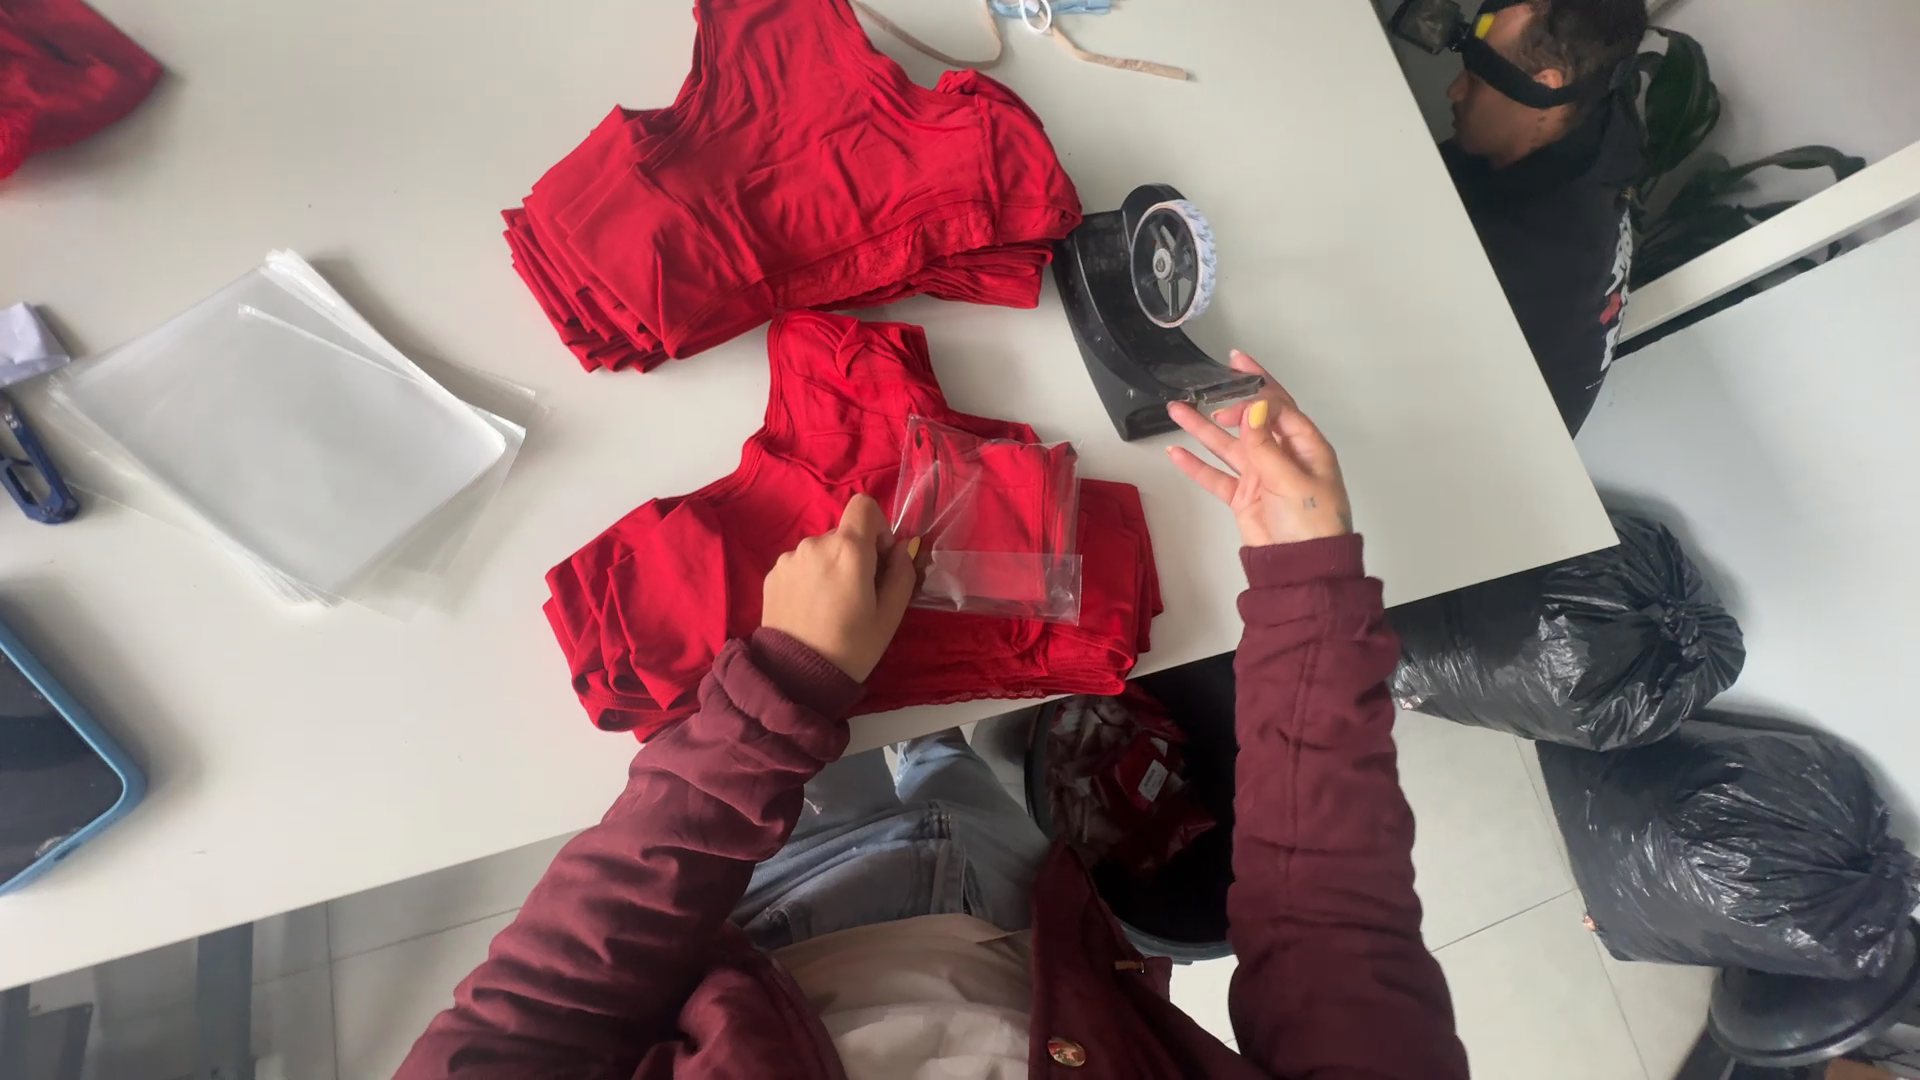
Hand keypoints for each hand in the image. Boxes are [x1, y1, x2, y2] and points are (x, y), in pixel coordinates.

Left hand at [761, 494, 918, 681]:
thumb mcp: (891, 614)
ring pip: (821, 550)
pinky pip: (801, 564)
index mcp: (848, 549)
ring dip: (831, 566)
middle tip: (858, 594)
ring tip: (831, 605)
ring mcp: (789, 558)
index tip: (879, 557)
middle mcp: (815, 543)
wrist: (797, 677)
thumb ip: (902, 572)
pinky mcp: (772, 574)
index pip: (864, 506)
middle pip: (844, 534)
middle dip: (856, 554)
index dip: (877, 526)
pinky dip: (810, 578)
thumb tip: (899, 549)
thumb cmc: (853, 646)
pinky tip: (810, 609)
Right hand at [1166, 350, 1352, 546]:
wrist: (1301, 567)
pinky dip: (1196, 466)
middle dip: (1229, 400)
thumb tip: (1252, 407)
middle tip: (1205, 384)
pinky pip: (1215, 476)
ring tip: (1176, 410)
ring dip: (1202, 429)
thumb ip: (1266, 446)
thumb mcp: (1291, 480)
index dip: (1255, 395)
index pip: (1278, 409)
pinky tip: (1176, 453)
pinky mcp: (1241, 496)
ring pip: (1226, 445)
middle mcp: (1281, 455)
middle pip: (1251, 421)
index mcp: (1305, 446)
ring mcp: (1259, 475)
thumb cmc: (1311, 522)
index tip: (1231, 396)